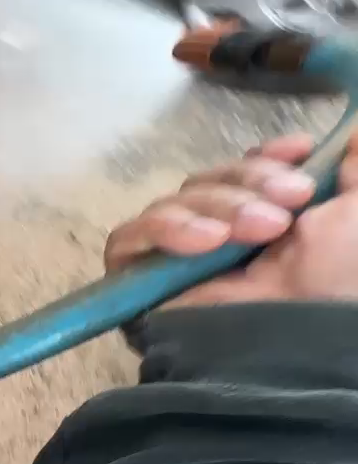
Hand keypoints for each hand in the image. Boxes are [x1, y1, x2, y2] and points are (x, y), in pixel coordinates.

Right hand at [105, 131, 357, 306]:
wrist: (287, 331)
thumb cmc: (341, 277)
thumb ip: (357, 166)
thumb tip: (348, 132)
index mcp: (271, 219)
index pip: (244, 173)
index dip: (262, 159)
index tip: (293, 151)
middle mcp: (217, 232)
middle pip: (207, 180)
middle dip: (247, 183)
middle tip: (289, 203)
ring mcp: (170, 253)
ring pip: (172, 202)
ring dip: (216, 208)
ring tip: (252, 234)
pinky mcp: (133, 271)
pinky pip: (129, 234)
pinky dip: (164, 229)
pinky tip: (203, 243)